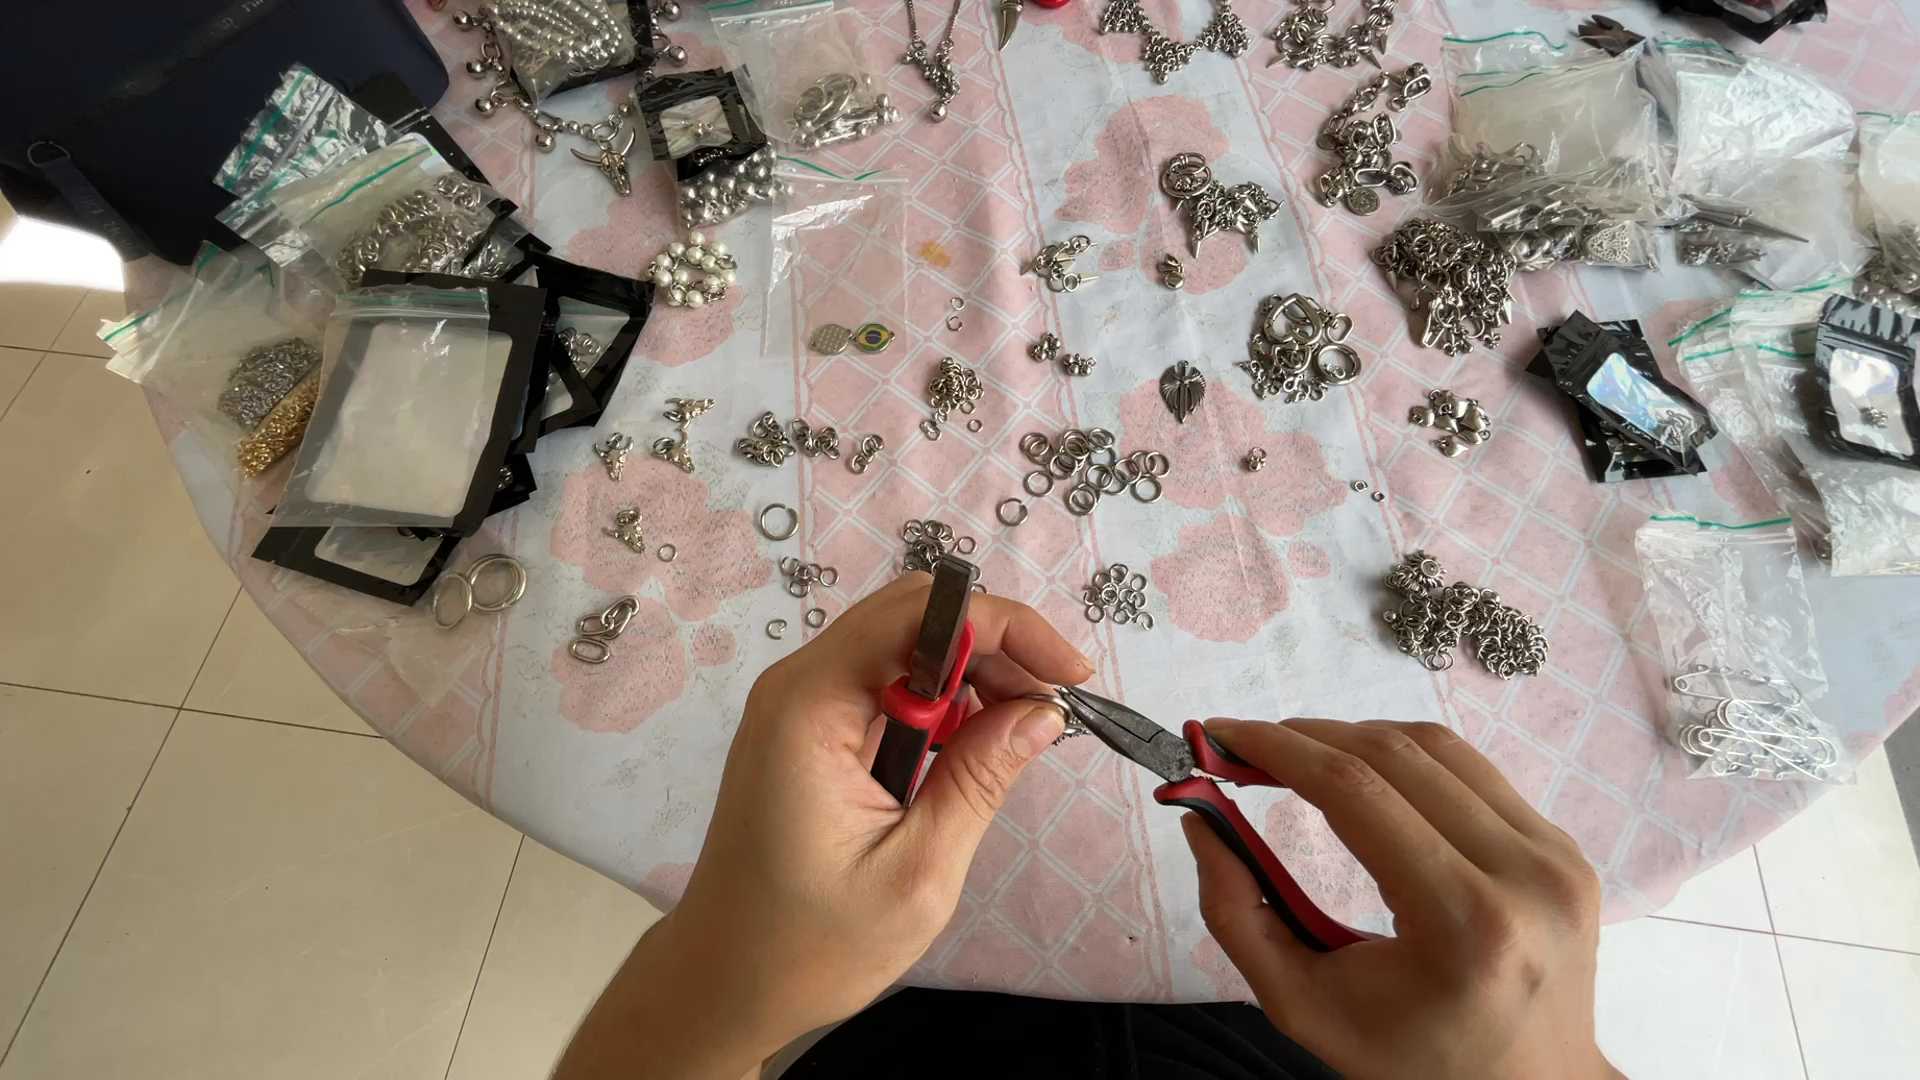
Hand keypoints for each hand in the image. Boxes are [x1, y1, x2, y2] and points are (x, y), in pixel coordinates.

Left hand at [556, 573, 1092, 1079]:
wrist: (723, 981)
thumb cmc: (811, 945)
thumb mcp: (917, 871)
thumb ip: (981, 778)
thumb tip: (1043, 711)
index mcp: (811, 704)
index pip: (919, 615)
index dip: (1005, 626)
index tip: (1068, 673)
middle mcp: (801, 680)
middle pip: (913, 615)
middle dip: (995, 644)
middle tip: (1048, 704)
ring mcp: (803, 697)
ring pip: (906, 641)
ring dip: (972, 669)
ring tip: (1018, 726)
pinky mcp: (814, 720)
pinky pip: (889, 677)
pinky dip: (942, 695)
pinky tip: (969, 741)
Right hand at [1186, 719, 1622, 1079]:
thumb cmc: (1407, 1057)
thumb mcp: (1298, 1003)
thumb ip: (1233, 910)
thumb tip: (1200, 817)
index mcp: (1465, 925)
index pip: (1353, 791)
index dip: (1275, 747)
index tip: (1218, 736)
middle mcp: (1523, 875)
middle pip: (1387, 755)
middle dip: (1298, 735)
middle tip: (1240, 747)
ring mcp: (1553, 853)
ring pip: (1425, 744)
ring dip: (1343, 735)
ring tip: (1292, 757)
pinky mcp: (1559, 843)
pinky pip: (1460, 762)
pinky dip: (1391, 750)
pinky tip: (1356, 770)